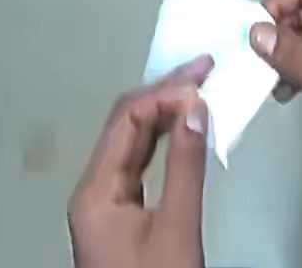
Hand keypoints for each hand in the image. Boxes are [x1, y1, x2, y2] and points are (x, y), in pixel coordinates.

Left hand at [69, 56, 211, 267]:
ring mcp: (106, 200)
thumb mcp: (176, 232)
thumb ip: (186, 165)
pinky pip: (141, 159)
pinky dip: (165, 136)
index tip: (204, 86)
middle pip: (127, 123)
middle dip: (165, 93)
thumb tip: (197, 104)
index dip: (165, 95)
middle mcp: (95, 187)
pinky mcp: (122, 213)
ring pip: (134, 138)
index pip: (127, 119)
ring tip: (201, 86)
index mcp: (95, 189)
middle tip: (206, 69)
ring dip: (166, 110)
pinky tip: (187, 124)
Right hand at [250, 0, 301, 201]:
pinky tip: (283, 94)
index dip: (274, 5)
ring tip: (265, 81)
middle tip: (251, 62)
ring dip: (282, 55)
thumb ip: (293, 55)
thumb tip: (254, 30)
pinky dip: (294, 71)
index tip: (251, 37)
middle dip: (275, 31)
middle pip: (300, 10)